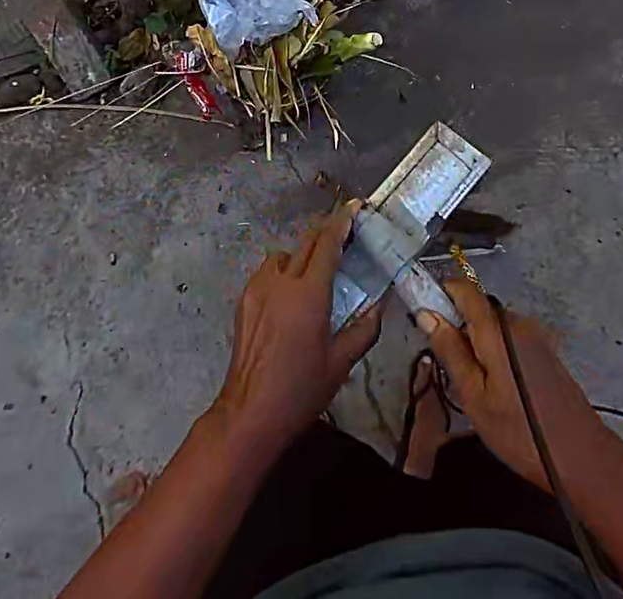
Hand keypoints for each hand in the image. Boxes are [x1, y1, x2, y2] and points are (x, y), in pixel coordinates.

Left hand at [210, 200, 383, 457]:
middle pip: (305, 242)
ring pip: (283, 256)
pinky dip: (283, 273)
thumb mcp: (341, 363)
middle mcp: (281, 283)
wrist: (250, 413)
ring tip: (314, 277)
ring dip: (302, 256)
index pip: (327, 244)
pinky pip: (267, 274)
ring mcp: (257, 290)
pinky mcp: (244, 301)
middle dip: (326, 232)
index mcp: (309, 294)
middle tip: (345, 234)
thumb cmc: (300, 390)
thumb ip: (364, 329)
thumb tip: (379, 306)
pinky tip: (290, 298)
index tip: (354, 208)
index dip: (342, 222)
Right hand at [416, 279, 611, 491]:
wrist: (582, 459)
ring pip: (492, 326)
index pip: (464, 288)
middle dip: (457, 326)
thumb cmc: (519, 431)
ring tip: (472, 385)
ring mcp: (535, 336)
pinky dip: (494, 352)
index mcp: (498, 328)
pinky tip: (497, 388)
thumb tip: (426, 313)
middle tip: (446, 366)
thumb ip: (450, 349)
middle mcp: (518, 322)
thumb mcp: (473, 395)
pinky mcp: (545, 351)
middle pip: (477, 308)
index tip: (423, 316)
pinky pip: (509, 339)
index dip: (440, 293)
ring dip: (476, 343)